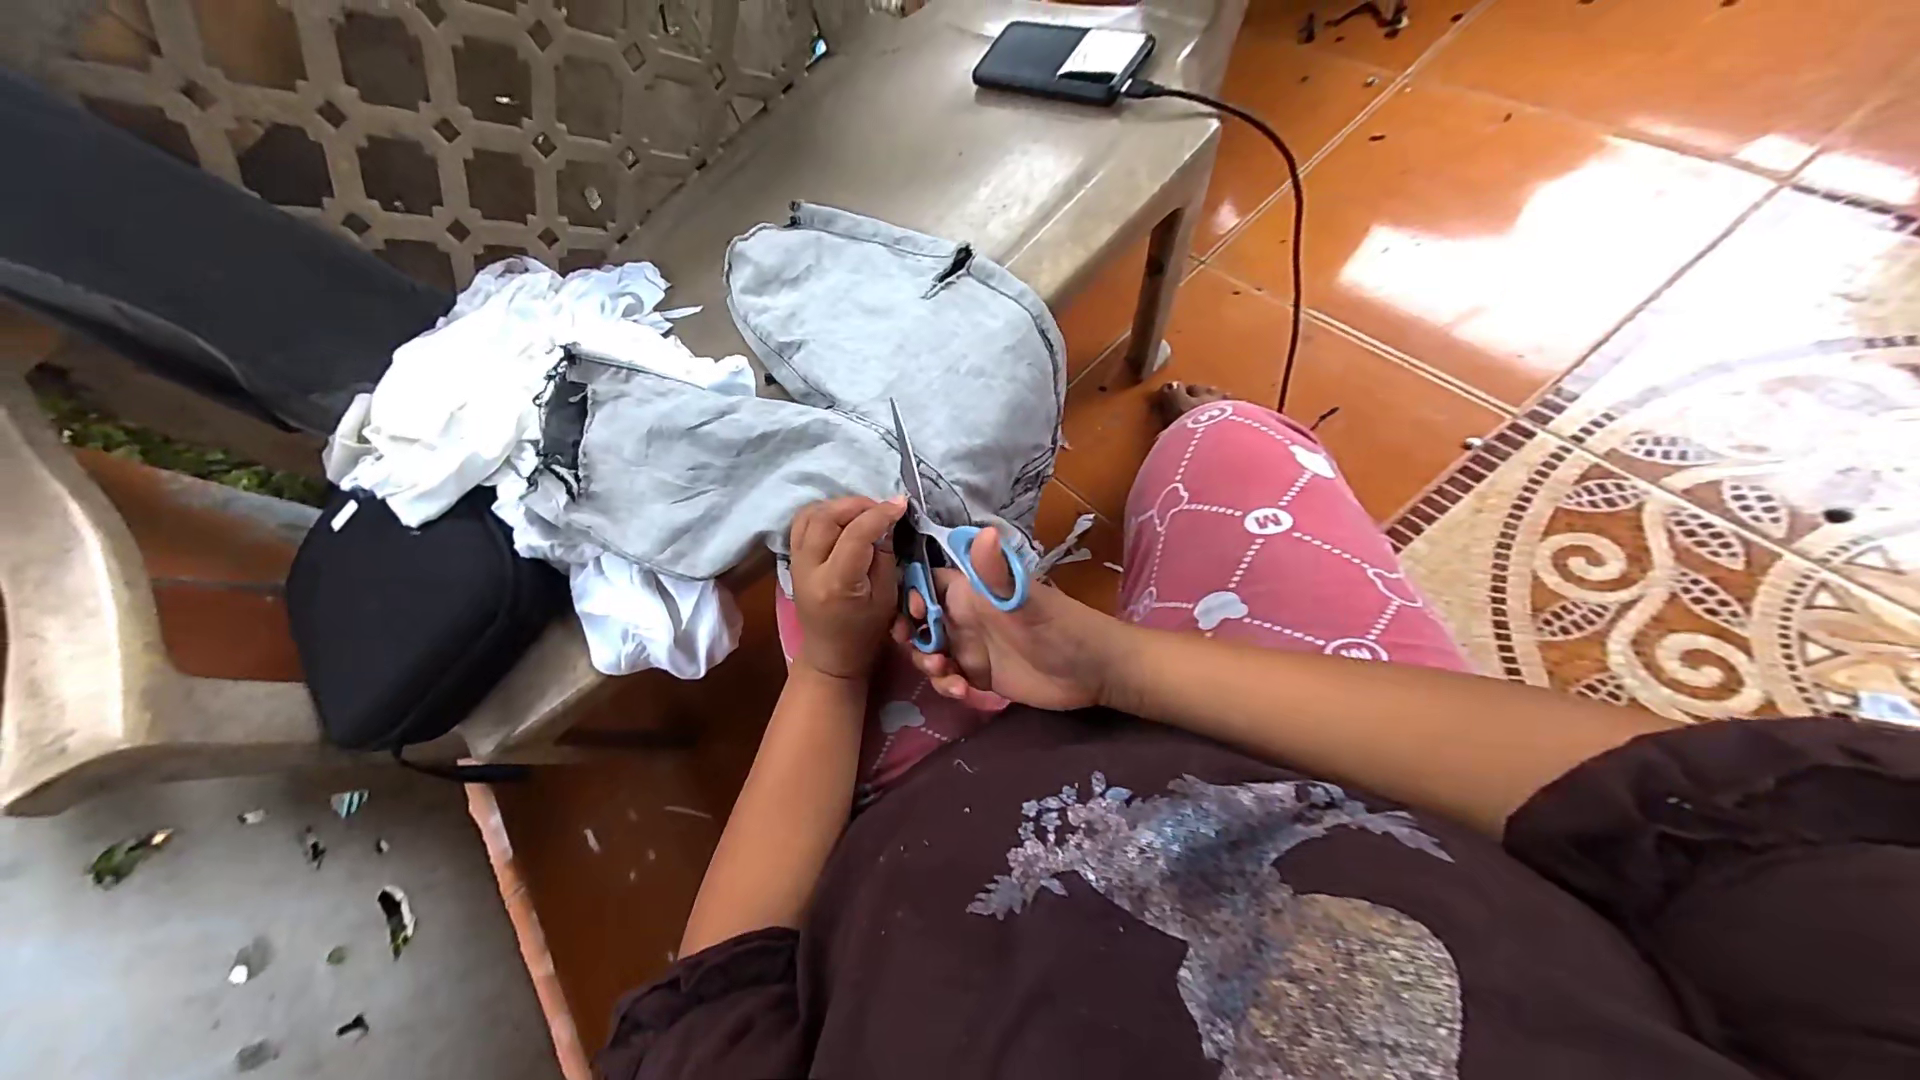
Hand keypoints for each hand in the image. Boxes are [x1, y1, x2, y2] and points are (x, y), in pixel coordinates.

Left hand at [789, 496, 908, 679]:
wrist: (830, 654)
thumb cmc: (865, 631)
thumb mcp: (886, 596)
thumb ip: (885, 555)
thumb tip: (888, 520)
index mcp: (837, 583)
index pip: (856, 534)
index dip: (880, 514)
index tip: (901, 505)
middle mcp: (810, 569)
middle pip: (827, 517)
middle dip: (858, 504)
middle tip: (882, 508)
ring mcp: (796, 563)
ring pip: (810, 515)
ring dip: (839, 505)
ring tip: (863, 512)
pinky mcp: (792, 560)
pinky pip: (802, 523)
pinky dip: (823, 512)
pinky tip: (843, 518)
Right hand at [896, 527, 1125, 710]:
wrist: (1094, 672)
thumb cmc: (1062, 628)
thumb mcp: (1028, 602)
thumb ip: (999, 573)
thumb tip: (983, 531)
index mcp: (973, 592)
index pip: (928, 582)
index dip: (911, 594)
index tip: (916, 614)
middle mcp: (967, 616)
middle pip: (922, 620)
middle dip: (911, 635)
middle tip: (922, 650)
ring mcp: (972, 647)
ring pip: (931, 651)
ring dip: (928, 663)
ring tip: (947, 674)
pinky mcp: (979, 675)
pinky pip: (948, 678)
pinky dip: (947, 685)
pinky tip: (962, 692)